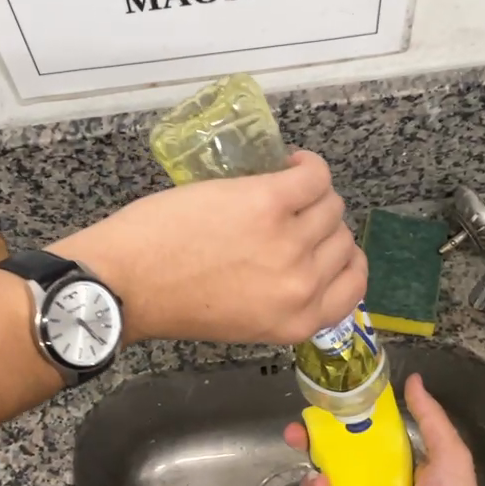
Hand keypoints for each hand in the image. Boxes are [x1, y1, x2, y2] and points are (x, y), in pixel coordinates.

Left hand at [50, 151, 365, 344]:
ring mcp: (289, 242)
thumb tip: (309, 266)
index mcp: (300, 322)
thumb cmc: (175, 302)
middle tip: (289, 215)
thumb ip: (285, 301)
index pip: (354, 283)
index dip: (343, 260)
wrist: (129, 281)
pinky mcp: (269, 202)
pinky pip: (314, 175)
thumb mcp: (246, 322)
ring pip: (330, 204)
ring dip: (312, 193)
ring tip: (283, 187)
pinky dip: (306, 165)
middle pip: (341, 239)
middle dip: (320, 225)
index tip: (325, 246)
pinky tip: (287, 163)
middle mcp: (303, 285)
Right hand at [283, 373, 484, 485]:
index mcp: (395, 459)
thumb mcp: (449, 455)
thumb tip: (413, 379)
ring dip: (313, 483)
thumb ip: (430, 417)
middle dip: (308, 445)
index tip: (316, 407)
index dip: (335, 418)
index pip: (358, 432)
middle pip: (331, 457)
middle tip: (295, 437)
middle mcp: (374, 481)